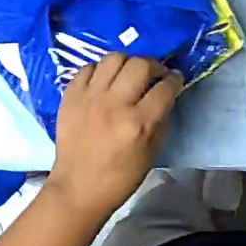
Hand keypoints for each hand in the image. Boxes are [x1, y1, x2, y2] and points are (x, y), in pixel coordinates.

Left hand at [46, 54, 183, 220]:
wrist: (78, 187)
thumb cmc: (120, 176)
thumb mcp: (152, 152)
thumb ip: (162, 119)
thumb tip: (166, 95)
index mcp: (138, 124)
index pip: (165, 88)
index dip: (175, 80)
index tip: (175, 80)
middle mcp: (114, 104)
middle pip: (140, 64)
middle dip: (154, 65)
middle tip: (155, 74)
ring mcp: (89, 97)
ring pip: (114, 58)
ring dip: (127, 62)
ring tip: (129, 74)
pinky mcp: (70, 96)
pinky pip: (88, 67)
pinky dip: (101, 70)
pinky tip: (105, 81)